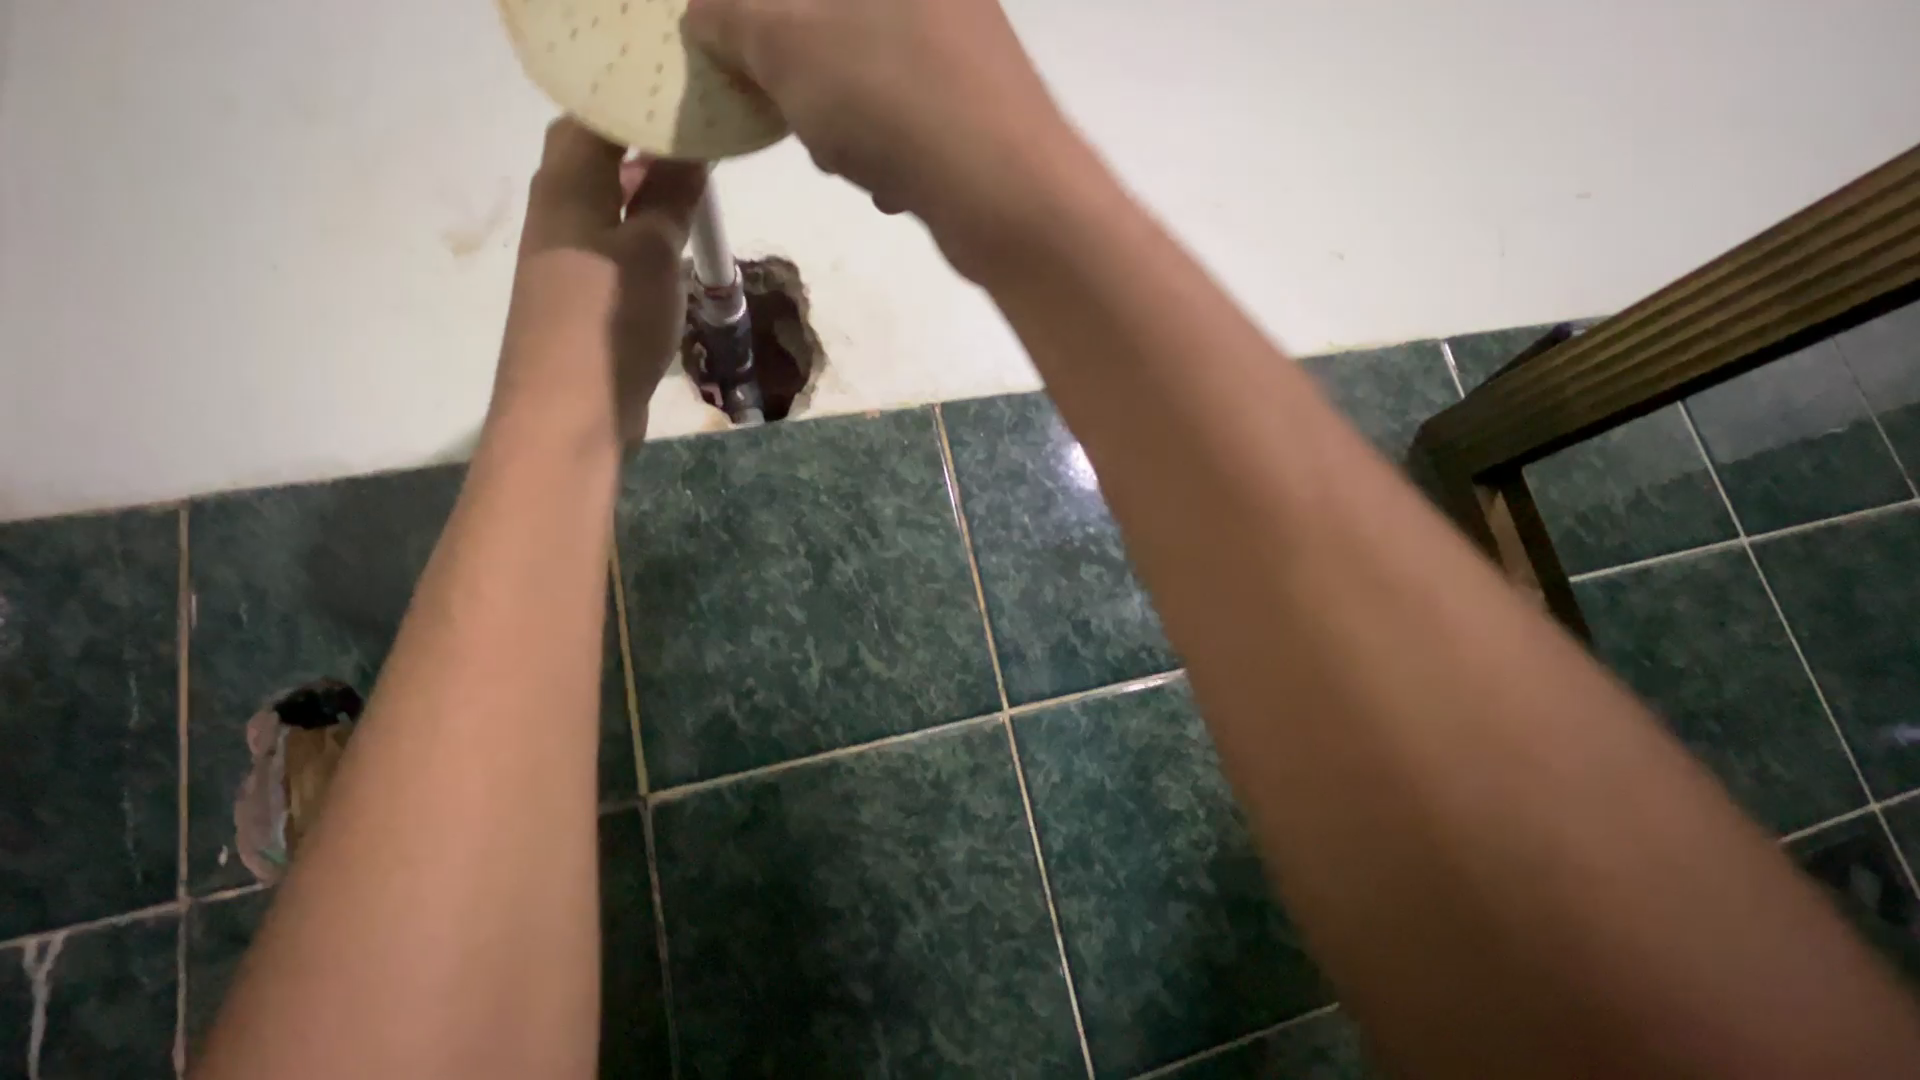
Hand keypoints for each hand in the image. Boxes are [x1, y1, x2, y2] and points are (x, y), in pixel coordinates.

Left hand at [493, 119, 706, 444]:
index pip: (593, 112)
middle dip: (646, 146)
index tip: (690, 102)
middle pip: (597, 156)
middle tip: (703, 146)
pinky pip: (614, 245)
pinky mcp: (582, 297)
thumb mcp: (651, 250)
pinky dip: (644, 235)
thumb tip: (694, 143)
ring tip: (700, 192)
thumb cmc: (609, 319)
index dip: (637, 100)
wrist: (568, 414)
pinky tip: (678, 249)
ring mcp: (566, 257)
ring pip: (608, 204)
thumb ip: (671, 195)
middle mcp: (557, 212)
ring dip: (648, 193)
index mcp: (566, 186)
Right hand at [684, 0, 1085, 270]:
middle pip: (834, 24)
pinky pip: (910, 115)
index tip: (750, 66)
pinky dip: (891, 150)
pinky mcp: (983, 103)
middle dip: (804, 75)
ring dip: (845, 123)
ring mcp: (967, 41)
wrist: (1007, 193)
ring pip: (870, 73)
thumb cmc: (887, 98)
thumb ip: (731, 18)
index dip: (766, 25)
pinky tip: (895, 183)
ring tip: (854, 158)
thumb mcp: (783, 46)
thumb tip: (705, 16)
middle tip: (801, 114)